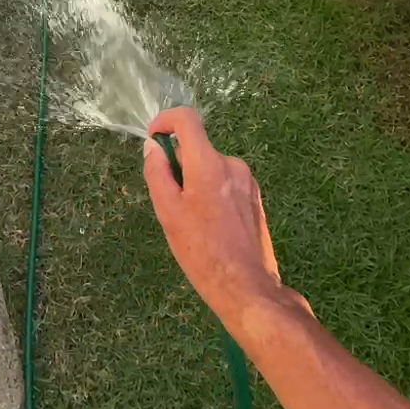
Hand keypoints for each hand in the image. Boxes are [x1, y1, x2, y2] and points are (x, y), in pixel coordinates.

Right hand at [143, 107, 288, 316]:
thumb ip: (157, 172)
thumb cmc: (201, 251)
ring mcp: (248, 182)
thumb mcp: (168, 212)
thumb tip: (153, 147)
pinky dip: (212, 194)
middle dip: (178, 166)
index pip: (187, 119)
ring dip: (195, 182)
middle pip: (196, 149)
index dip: (165, 121)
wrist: (248, 289)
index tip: (153, 140)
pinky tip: (211, 229)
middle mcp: (232, 164)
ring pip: (210, 168)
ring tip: (192, 222)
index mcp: (208, 163)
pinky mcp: (256, 199)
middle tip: (171, 202)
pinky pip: (226, 183)